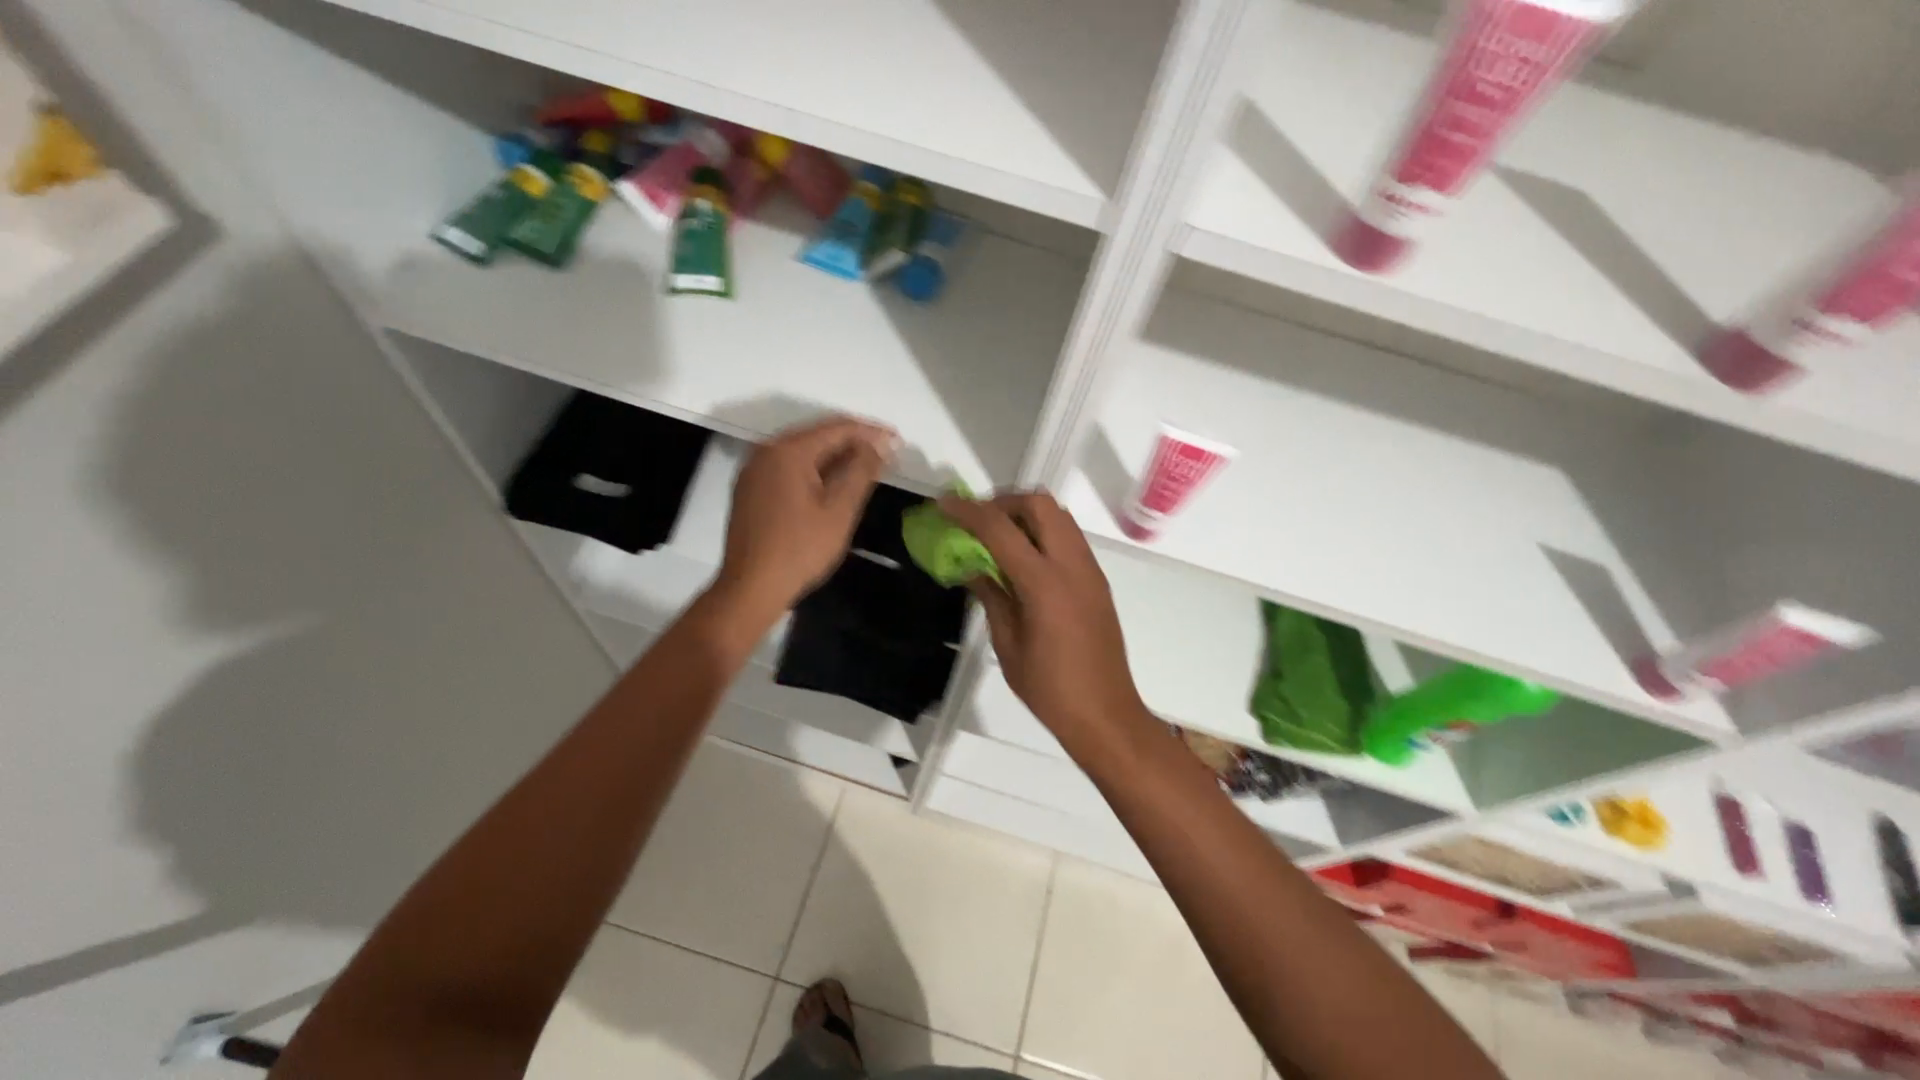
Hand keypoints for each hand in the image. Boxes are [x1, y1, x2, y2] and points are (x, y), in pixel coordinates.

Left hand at [717, 417, 894, 615]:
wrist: (750, 588)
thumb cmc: (799, 550)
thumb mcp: (839, 511)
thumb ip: (862, 471)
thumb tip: (880, 445)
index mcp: (788, 451)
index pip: (837, 428)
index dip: (871, 432)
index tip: (897, 440)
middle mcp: (766, 451)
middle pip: (818, 435)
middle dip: (854, 441)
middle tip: (886, 453)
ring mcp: (754, 470)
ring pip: (802, 451)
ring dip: (835, 456)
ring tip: (866, 467)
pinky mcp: (751, 489)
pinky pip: (788, 467)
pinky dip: (814, 469)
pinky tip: (833, 482)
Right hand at [938, 492, 1152, 748]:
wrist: (1105, 714)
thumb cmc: (1049, 689)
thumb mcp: (1008, 645)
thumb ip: (991, 597)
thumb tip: (972, 567)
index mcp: (1045, 584)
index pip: (1001, 529)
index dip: (968, 511)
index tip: (944, 504)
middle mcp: (1072, 566)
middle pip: (1040, 504)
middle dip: (1003, 503)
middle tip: (977, 522)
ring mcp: (1090, 571)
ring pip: (1058, 516)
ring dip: (1025, 516)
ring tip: (996, 539)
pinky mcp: (1097, 581)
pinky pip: (1068, 538)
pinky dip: (1042, 533)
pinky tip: (1021, 562)